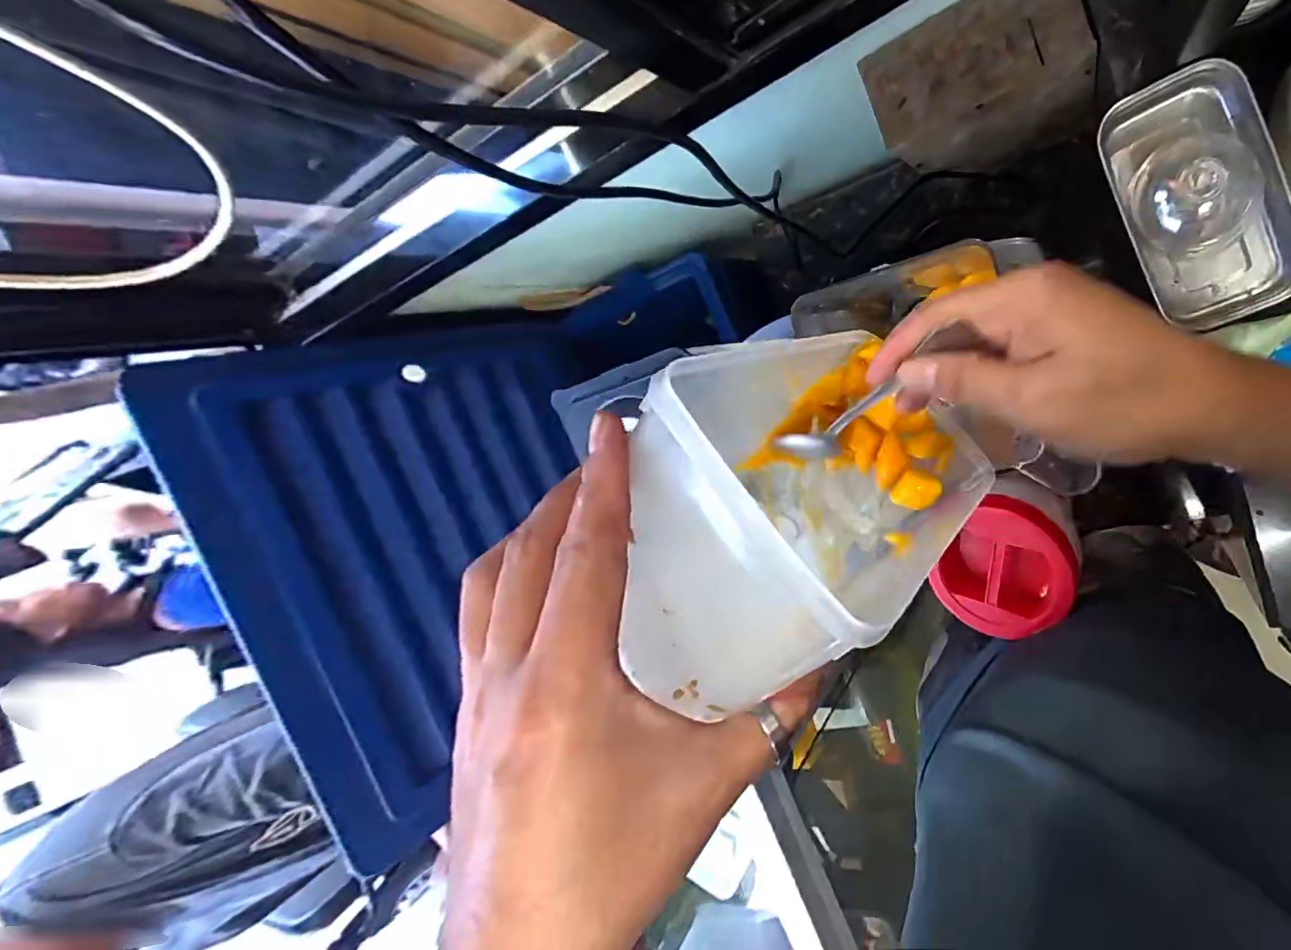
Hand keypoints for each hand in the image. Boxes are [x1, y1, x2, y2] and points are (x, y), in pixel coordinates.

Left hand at [442, 414, 819, 949]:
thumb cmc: (619, 861)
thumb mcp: (713, 782)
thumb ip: (775, 714)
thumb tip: (826, 662)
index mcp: (569, 678)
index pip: (585, 555)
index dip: (603, 484)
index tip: (611, 428)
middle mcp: (508, 673)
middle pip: (526, 555)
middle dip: (564, 496)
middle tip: (606, 462)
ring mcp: (473, 699)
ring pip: (485, 584)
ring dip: (528, 532)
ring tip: (572, 512)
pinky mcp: (464, 723)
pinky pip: (477, 621)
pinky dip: (509, 578)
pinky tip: (543, 591)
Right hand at [867, 262, 1261, 462]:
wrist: (1207, 403)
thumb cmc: (1119, 404)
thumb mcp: (1033, 399)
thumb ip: (966, 380)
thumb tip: (911, 370)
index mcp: (1023, 294)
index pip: (941, 312)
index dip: (901, 347)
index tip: (872, 384)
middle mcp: (1037, 285)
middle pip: (963, 318)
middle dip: (928, 359)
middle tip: (903, 406)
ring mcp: (1060, 301)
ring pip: (990, 331)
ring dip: (959, 365)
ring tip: (932, 404)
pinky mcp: (1076, 321)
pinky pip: (1017, 339)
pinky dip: (992, 366)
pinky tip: (980, 392)